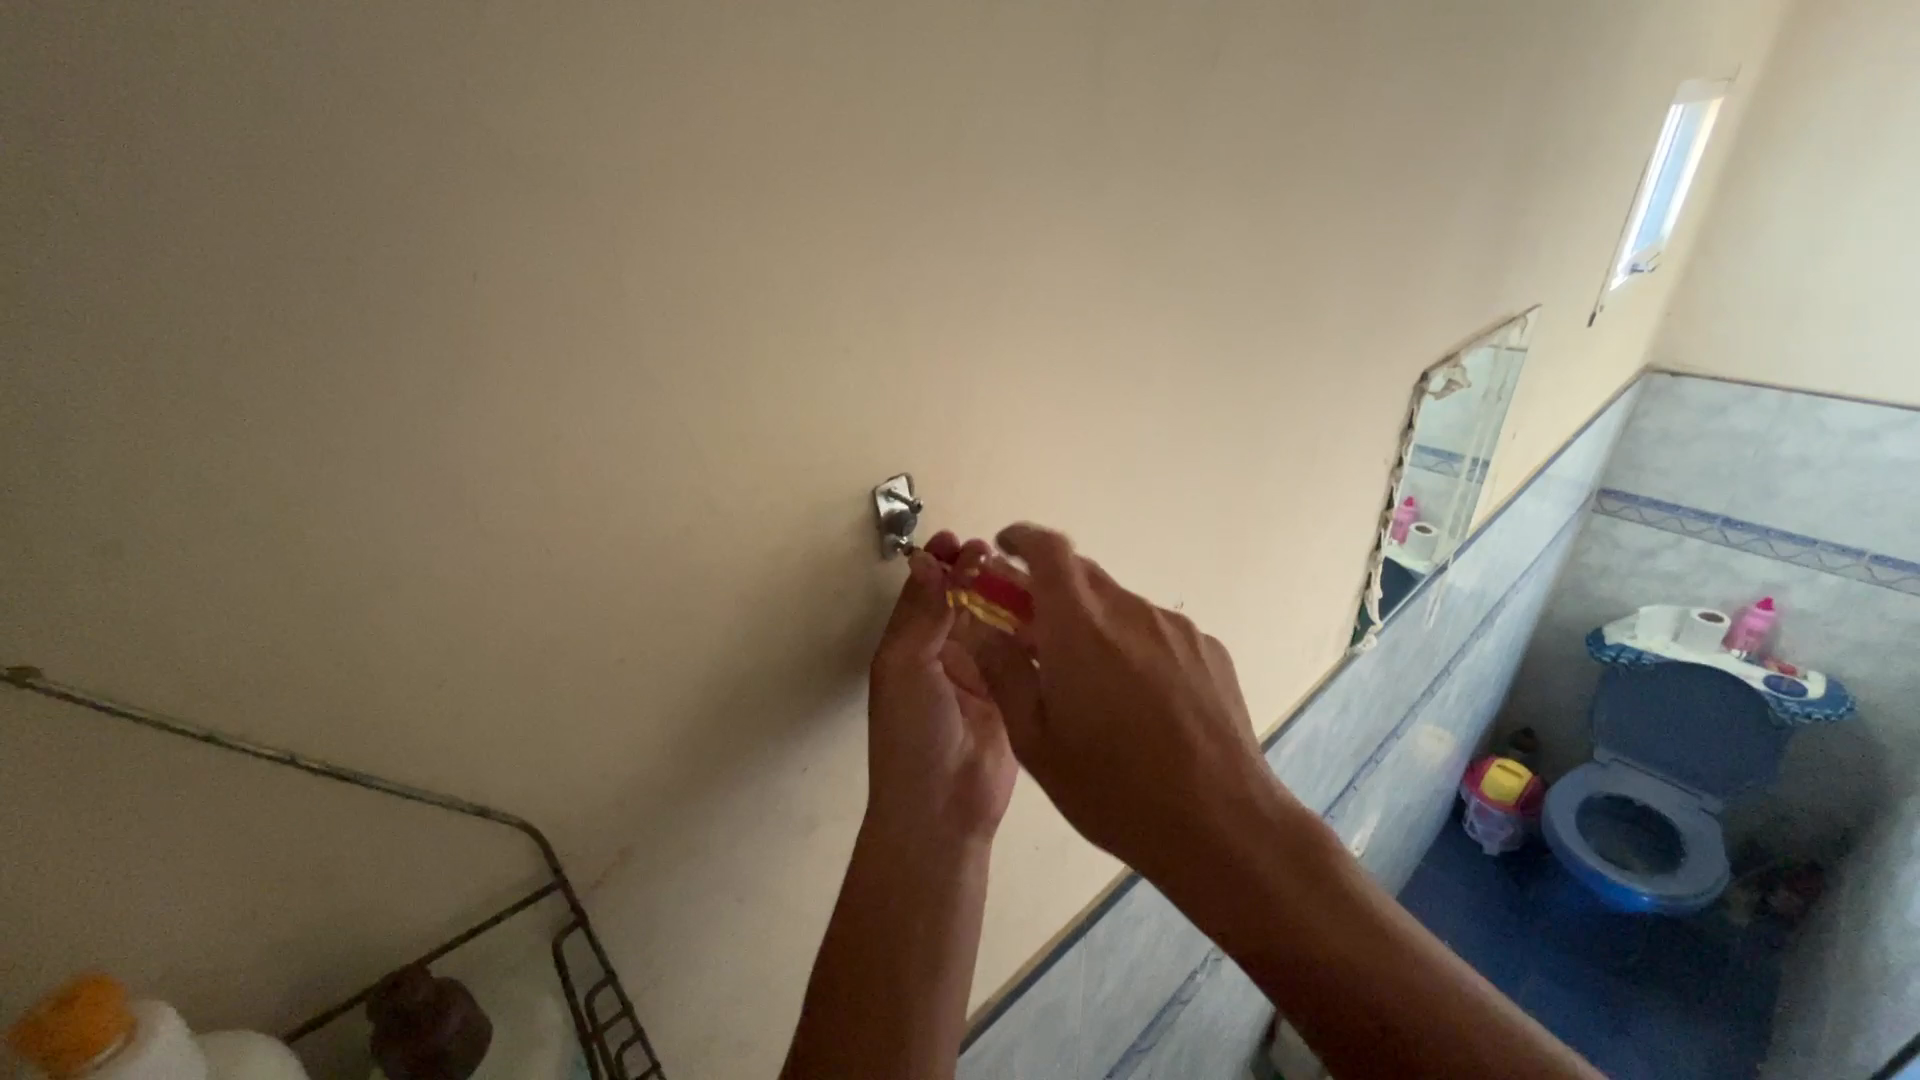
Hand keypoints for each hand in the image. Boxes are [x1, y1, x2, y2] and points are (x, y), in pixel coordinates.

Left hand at [865, 532, 1018, 846]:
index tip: (955, 540)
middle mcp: (942, 657)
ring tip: (1021, 571)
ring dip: (1002, 597)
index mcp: (908, 648)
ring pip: (991, 624)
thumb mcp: (907, 667)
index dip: (937, 565)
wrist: (944, 806)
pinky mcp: (1010, 695)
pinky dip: (1027, 629)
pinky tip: (1043, 607)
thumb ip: (922, 615)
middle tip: (993, 549)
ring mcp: (978, 676)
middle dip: (972, 575)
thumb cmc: (913, 734)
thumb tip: (924, 562)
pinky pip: (1017, 653)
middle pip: (959, 603)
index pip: (923, 594)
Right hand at [957, 523, 1288, 878]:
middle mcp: (1130, 611)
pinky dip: (1134, 647)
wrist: (1221, 824)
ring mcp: (1177, 629)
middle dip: (1050, 592)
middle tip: (1033, 634)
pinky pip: (1157, 632)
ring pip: (1120, 606)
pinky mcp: (1210, 650)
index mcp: (1080, 626)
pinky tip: (1141, 703)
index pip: (1049, 550)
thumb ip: (1003, 672)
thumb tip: (978, 627)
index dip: (1022, 539)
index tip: (1004, 550)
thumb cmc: (1112, 789)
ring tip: (1091, 686)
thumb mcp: (1035, 740)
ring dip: (1094, 625)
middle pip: (1083, 576)